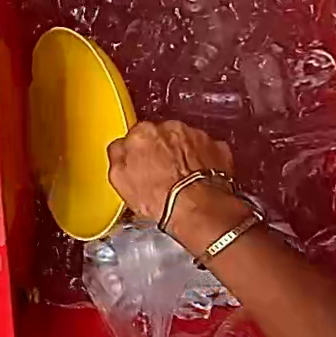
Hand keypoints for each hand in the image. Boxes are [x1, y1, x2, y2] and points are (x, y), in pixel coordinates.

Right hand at [107, 120, 248, 252]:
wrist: (196, 207)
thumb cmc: (159, 195)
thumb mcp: (118, 178)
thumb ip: (117, 155)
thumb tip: (119, 149)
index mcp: (142, 132)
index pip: (136, 134)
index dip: (137, 151)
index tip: (138, 162)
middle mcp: (170, 129)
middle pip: (161, 135)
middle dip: (160, 150)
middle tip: (158, 172)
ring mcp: (196, 136)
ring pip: (184, 141)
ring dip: (181, 154)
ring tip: (178, 178)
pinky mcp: (218, 147)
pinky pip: (206, 150)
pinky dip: (202, 160)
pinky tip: (195, 178)